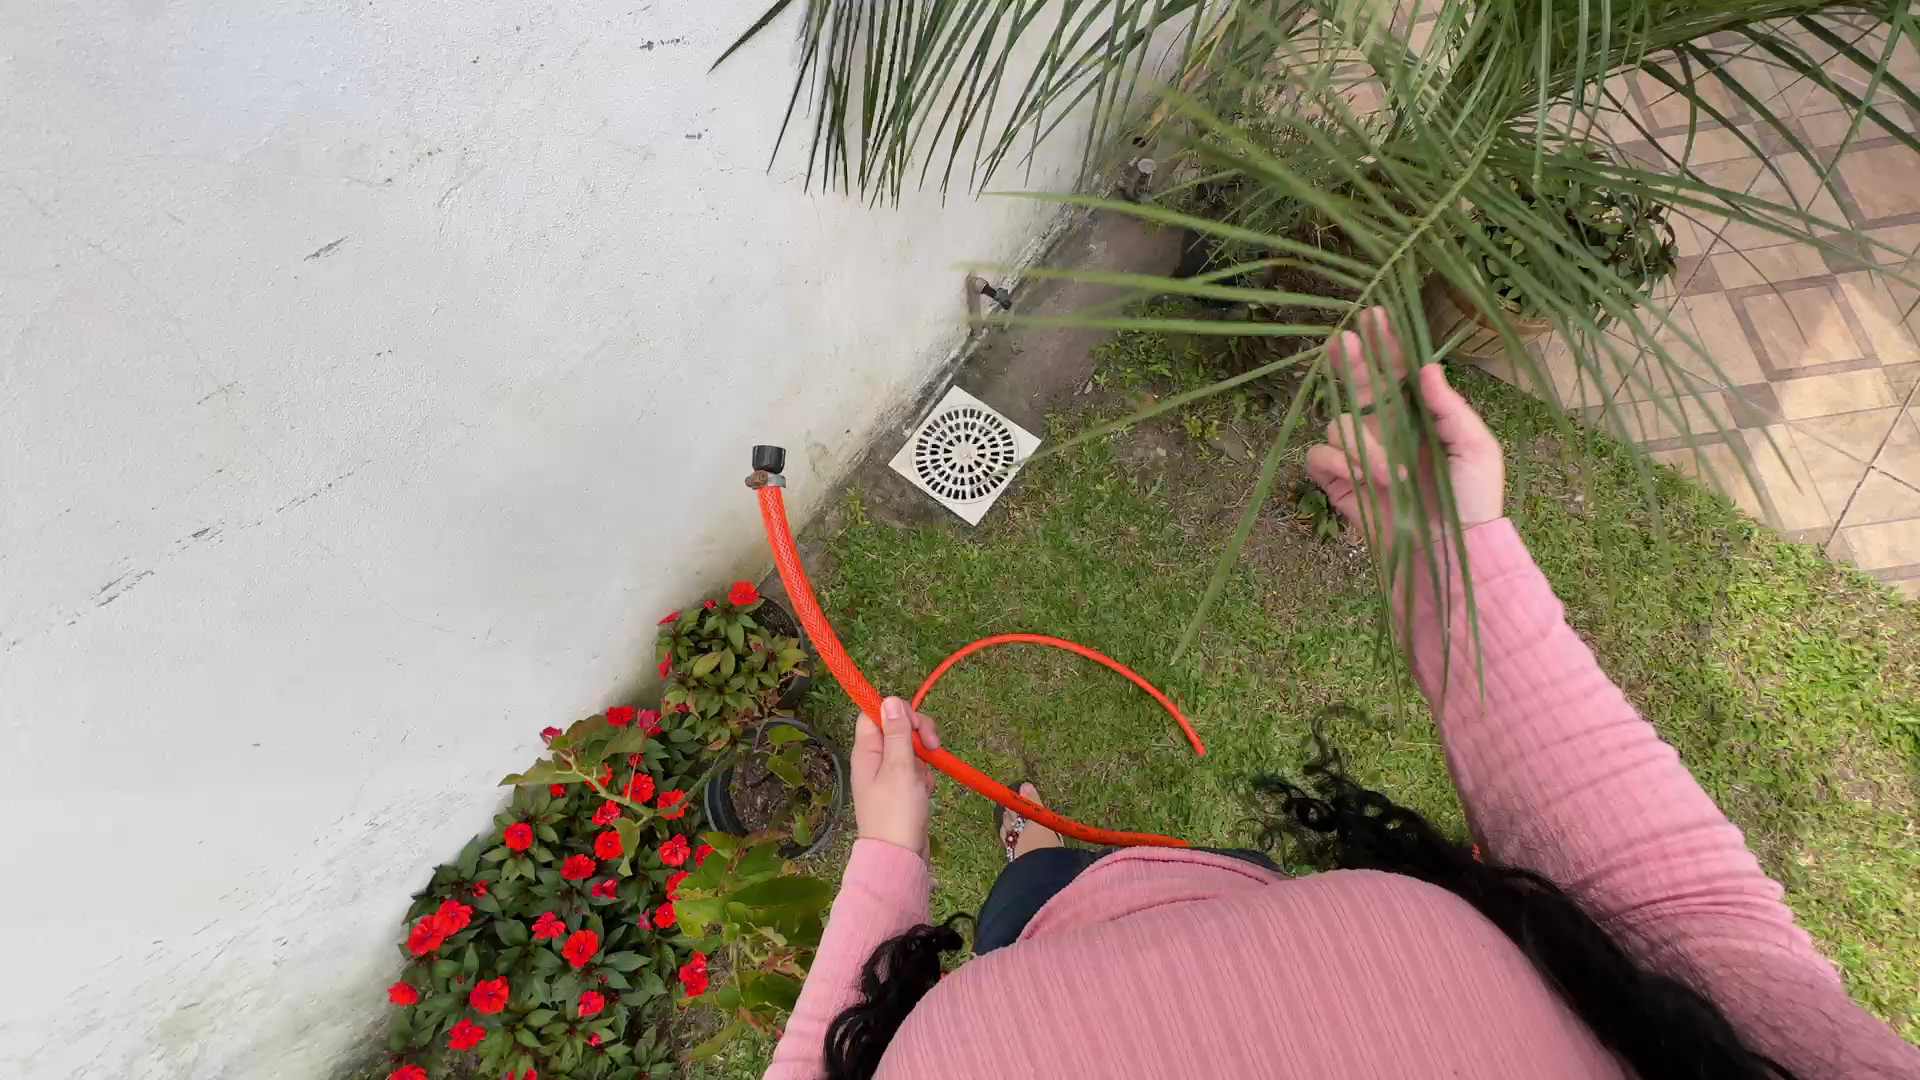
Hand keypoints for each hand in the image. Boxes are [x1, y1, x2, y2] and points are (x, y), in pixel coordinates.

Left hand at [851, 697, 940, 857]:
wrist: (899, 858)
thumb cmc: (897, 812)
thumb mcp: (900, 768)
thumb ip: (897, 733)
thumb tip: (890, 700)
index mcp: (866, 750)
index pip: (875, 713)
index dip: (897, 711)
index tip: (915, 725)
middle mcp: (873, 758)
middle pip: (896, 726)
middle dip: (918, 733)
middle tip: (933, 746)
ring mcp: (886, 774)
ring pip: (909, 747)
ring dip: (923, 759)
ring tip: (923, 781)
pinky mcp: (899, 788)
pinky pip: (915, 768)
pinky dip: (923, 776)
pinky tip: (924, 792)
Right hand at [1305, 307, 1505, 555]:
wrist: (1446, 550)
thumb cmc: (1471, 499)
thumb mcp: (1476, 449)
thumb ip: (1449, 409)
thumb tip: (1427, 368)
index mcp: (1417, 414)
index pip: (1396, 370)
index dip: (1384, 342)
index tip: (1374, 315)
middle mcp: (1382, 427)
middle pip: (1354, 383)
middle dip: (1348, 360)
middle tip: (1344, 340)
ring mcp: (1356, 453)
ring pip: (1338, 423)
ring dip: (1366, 448)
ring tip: (1396, 477)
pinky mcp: (1335, 479)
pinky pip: (1317, 456)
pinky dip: (1337, 465)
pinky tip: (1361, 481)